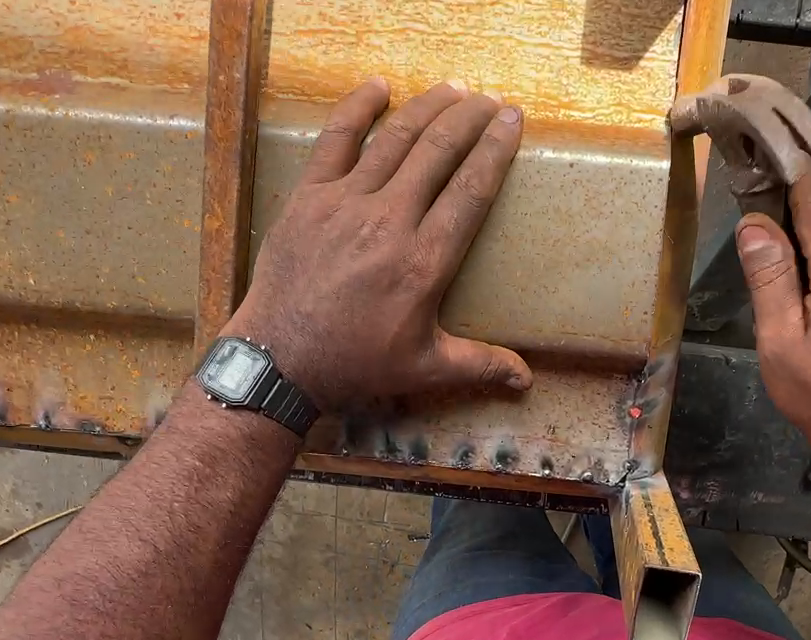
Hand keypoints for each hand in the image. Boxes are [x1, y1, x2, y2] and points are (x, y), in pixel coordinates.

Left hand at [224, 79, 531, 408]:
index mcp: (423, 263)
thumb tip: (528, 380)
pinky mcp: (310, 197)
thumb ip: (480, 365)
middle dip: (469, 119)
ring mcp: (345, 204)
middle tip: (491, 101)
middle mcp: (389, 222)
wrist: (282, 359)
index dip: (495, 150)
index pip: (469, 191)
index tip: (512, 122)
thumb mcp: (425, 368)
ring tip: (454, 90)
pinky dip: (358, 108)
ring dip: (428, 108)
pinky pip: (336, 139)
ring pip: (395, 139)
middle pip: (437, 152)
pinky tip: (380, 87)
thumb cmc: (357, 365)